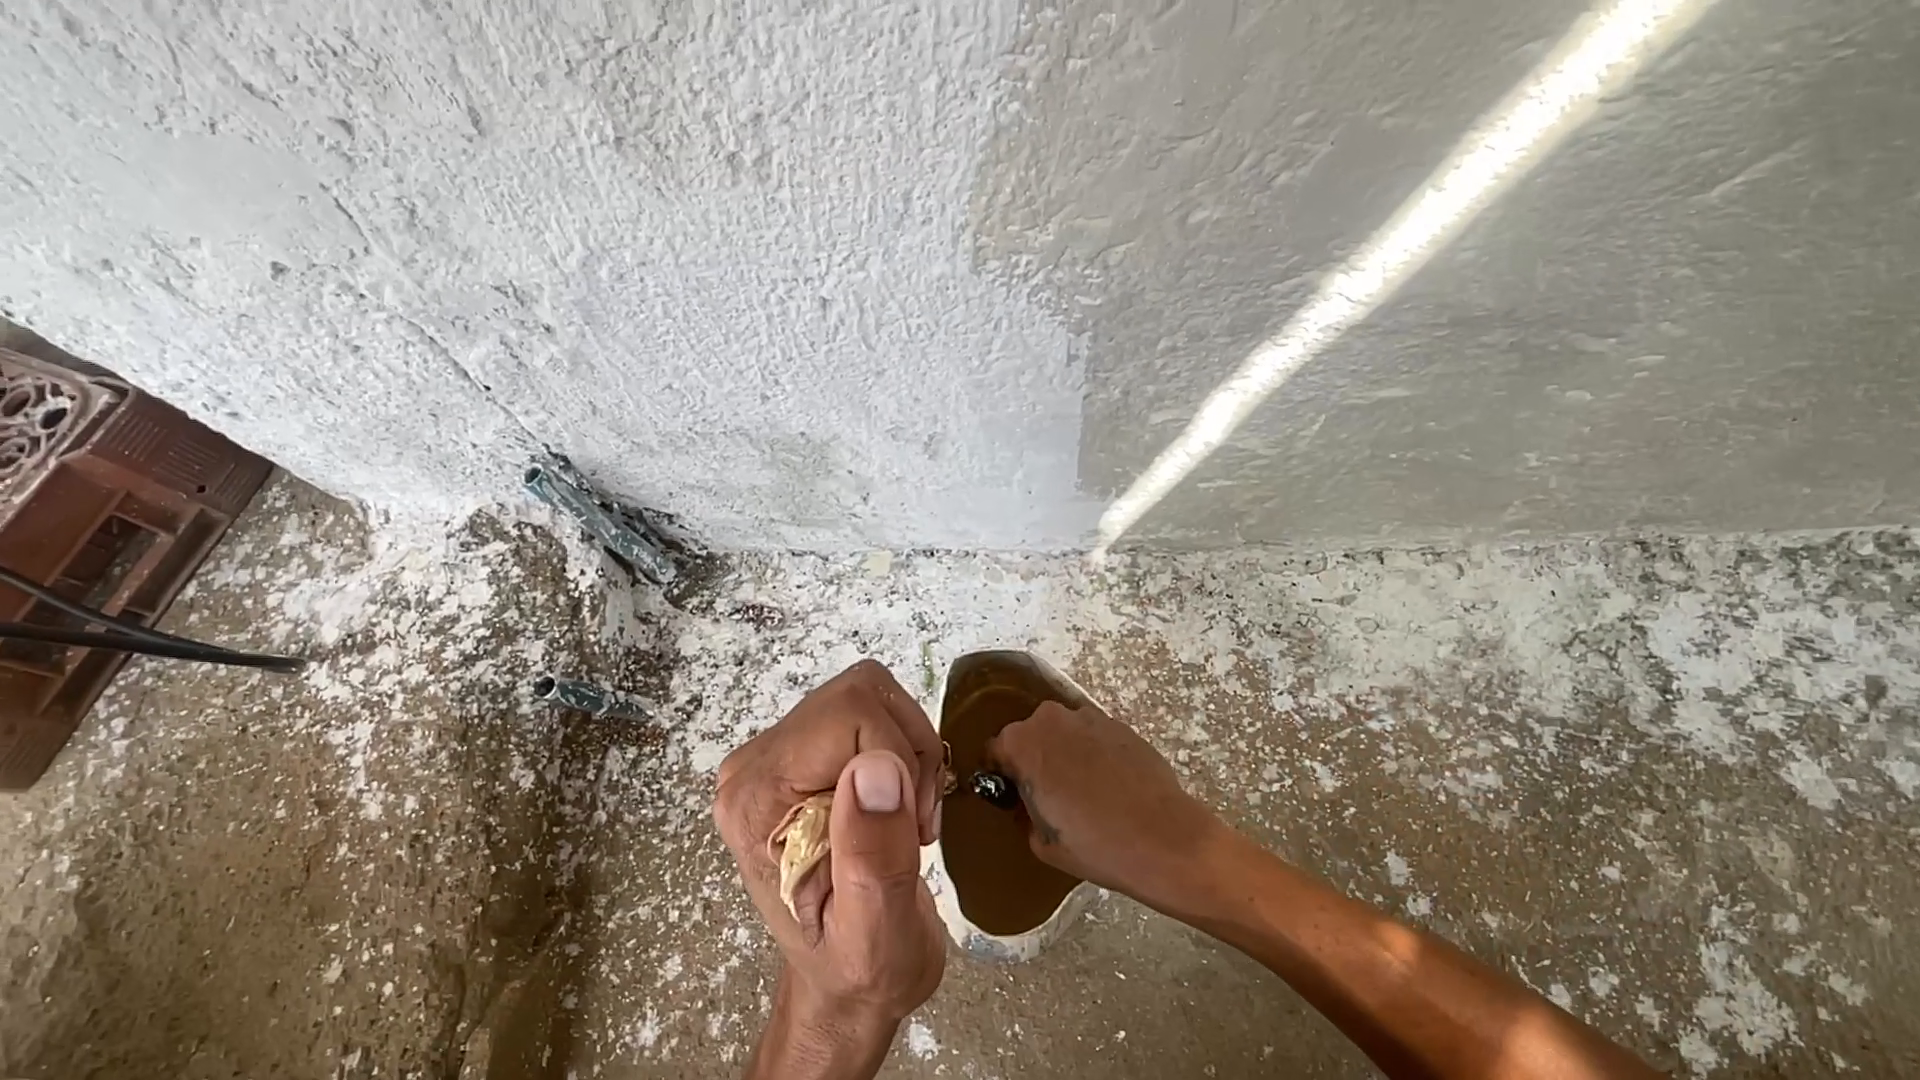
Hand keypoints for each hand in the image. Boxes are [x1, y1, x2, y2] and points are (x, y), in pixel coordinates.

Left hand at [713, 660, 946, 1031]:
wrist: (845, 992)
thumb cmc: (860, 974)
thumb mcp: (876, 935)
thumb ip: (872, 856)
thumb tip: (877, 767)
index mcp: (756, 801)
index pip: (848, 714)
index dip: (899, 758)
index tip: (914, 827)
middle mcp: (755, 766)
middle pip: (857, 694)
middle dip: (908, 751)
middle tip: (917, 822)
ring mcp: (778, 756)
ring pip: (870, 695)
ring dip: (911, 752)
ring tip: (910, 821)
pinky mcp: (806, 755)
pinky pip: (873, 712)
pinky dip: (905, 750)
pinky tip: (902, 807)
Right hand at [986, 701, 1224, 910]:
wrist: (1163, 838)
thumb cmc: (1094, 843)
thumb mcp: (1041, 841)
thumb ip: (1025, 812)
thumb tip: (1030, 803)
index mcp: (1023, 743)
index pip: (995, 750)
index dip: (1001, 774)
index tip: (1012, 794)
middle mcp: (1052, 720)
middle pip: (1030, 735)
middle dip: (1034, 758)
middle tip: (1047, 794)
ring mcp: (1090, 718)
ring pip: (1064, 733)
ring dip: (1065, 753)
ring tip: (1083, 791)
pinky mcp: (1122, 725)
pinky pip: (1094, 737)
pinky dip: (1095, 754)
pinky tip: (1109, 786)